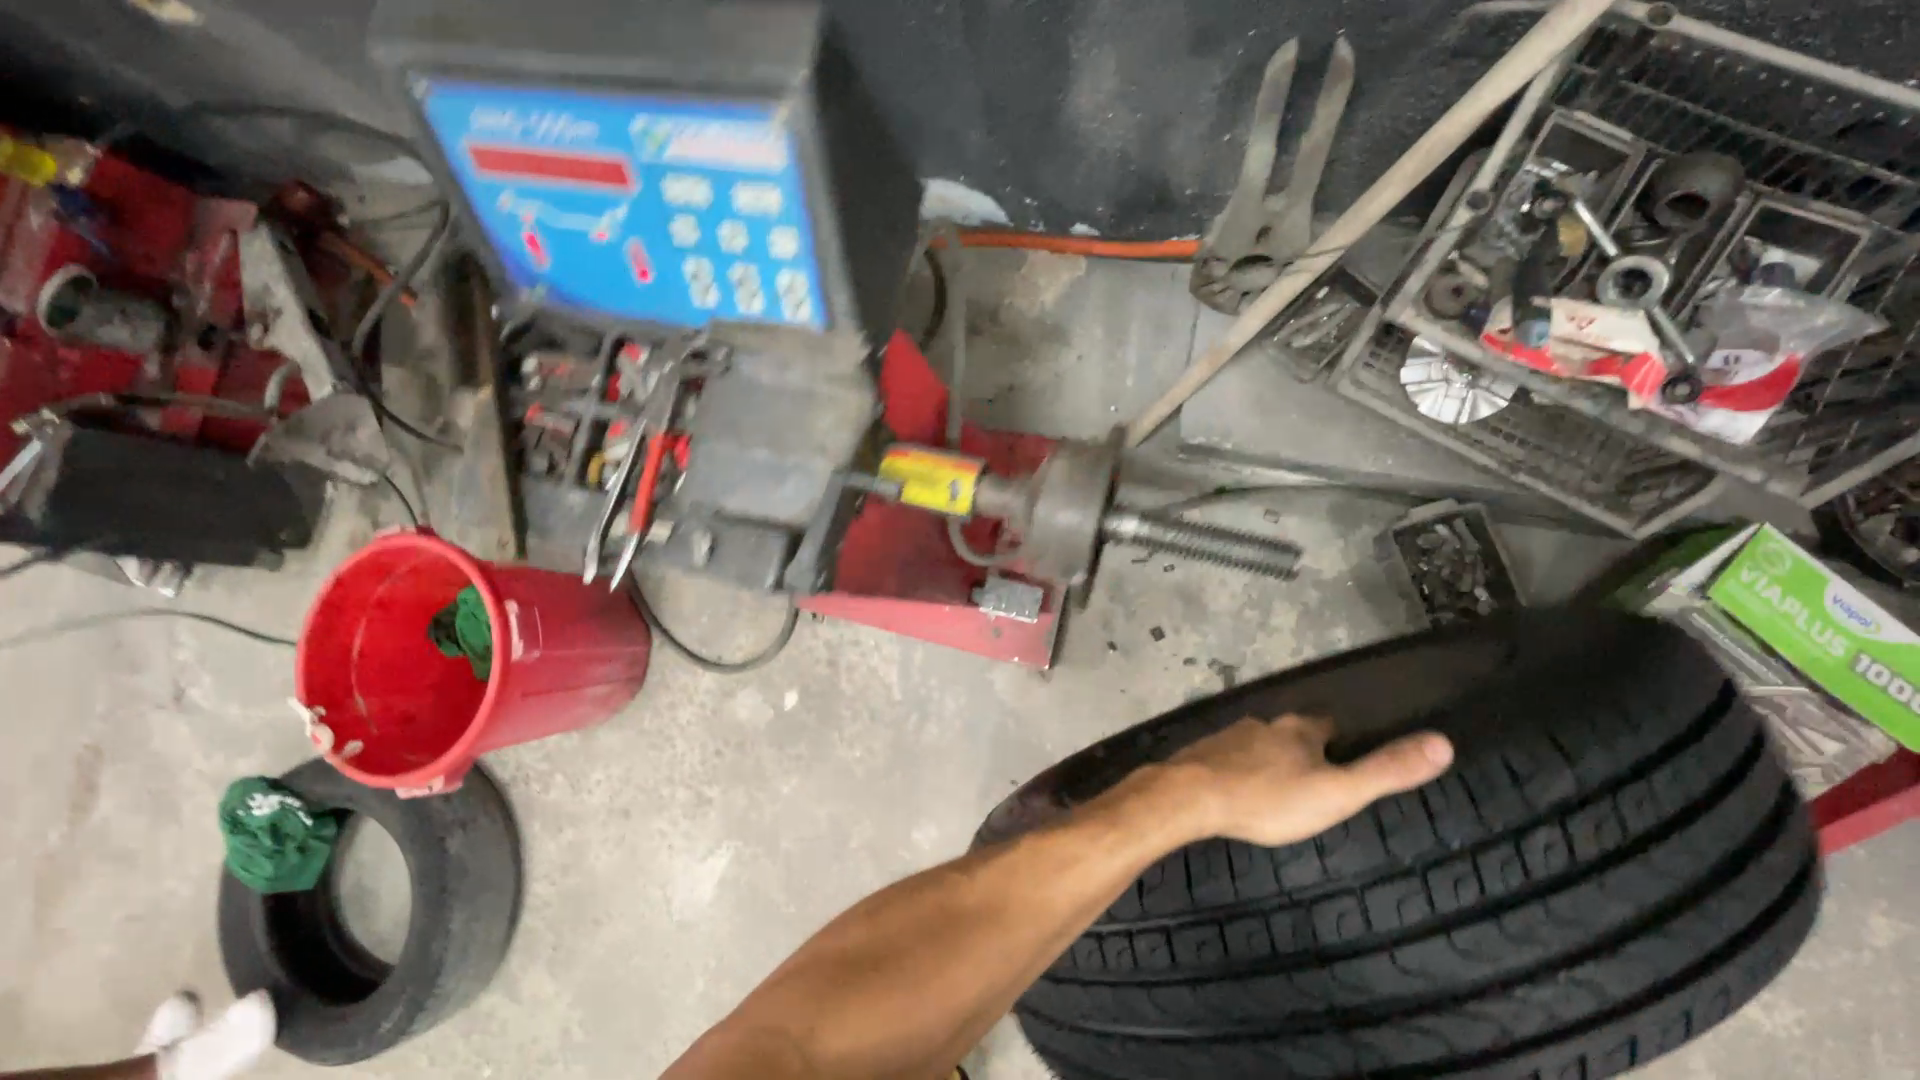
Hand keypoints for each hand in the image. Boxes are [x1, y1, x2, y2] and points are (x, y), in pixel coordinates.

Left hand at [1158, 715, 1452, 846]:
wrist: (1190, 796)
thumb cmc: (1269, 798)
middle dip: (1301, 752)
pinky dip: (1236, 772)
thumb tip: (1444, 742)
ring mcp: (1227, 738)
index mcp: (1300, 731)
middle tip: (1311, 781)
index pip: (1329, 727)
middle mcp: (1263, 725)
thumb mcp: (1337, 792)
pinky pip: (1225, 760)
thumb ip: (1385, 771)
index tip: (1346, 759)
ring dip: (1267, 762)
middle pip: (1290, 735)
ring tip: (1274, 789)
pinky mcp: (1200, 755)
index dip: (1340, 743)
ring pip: (1256, 745)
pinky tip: (1234, 790)